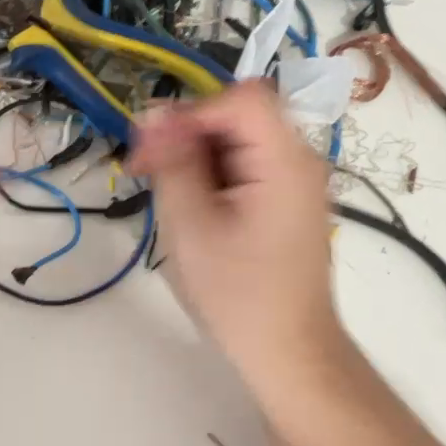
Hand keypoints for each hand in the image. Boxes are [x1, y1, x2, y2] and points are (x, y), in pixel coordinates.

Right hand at [130, 83, 342, 373]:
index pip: (238, 100)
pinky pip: (243, 163)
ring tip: (164, 194)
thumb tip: (154, 112)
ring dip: (192, 155)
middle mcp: (299, 160)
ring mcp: (294, 180)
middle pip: (236, 115)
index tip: (150, 152)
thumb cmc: (234, 290)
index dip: (188, 115)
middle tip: (146, 173)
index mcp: (285, 162)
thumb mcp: (190, 223)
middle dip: (185, 134)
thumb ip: (173, 162)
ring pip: (235, 139)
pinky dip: (209, 173)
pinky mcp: (283, 199)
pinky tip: (189, 206)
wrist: (283, 346)